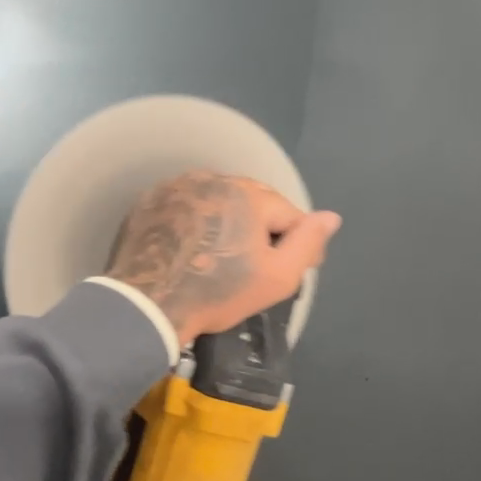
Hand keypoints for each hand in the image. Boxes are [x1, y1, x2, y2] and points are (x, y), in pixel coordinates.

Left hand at [103, 170, 340, 343]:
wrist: (148, 303)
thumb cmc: (217, 292)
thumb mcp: (278, 277)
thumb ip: (308, 242)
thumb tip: (331, 216)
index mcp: (247, 192)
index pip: (287, 213)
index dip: (291, 243)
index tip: (281, 269)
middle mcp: (211, 178)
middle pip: (250, 201)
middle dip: (256, 227)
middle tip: (247, 264)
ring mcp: (175, 186)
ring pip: (215, 200)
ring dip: (223, 221)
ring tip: (217, 255)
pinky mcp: (149, 200)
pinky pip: (184, 205)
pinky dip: (192, 221)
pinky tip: (188, 246)